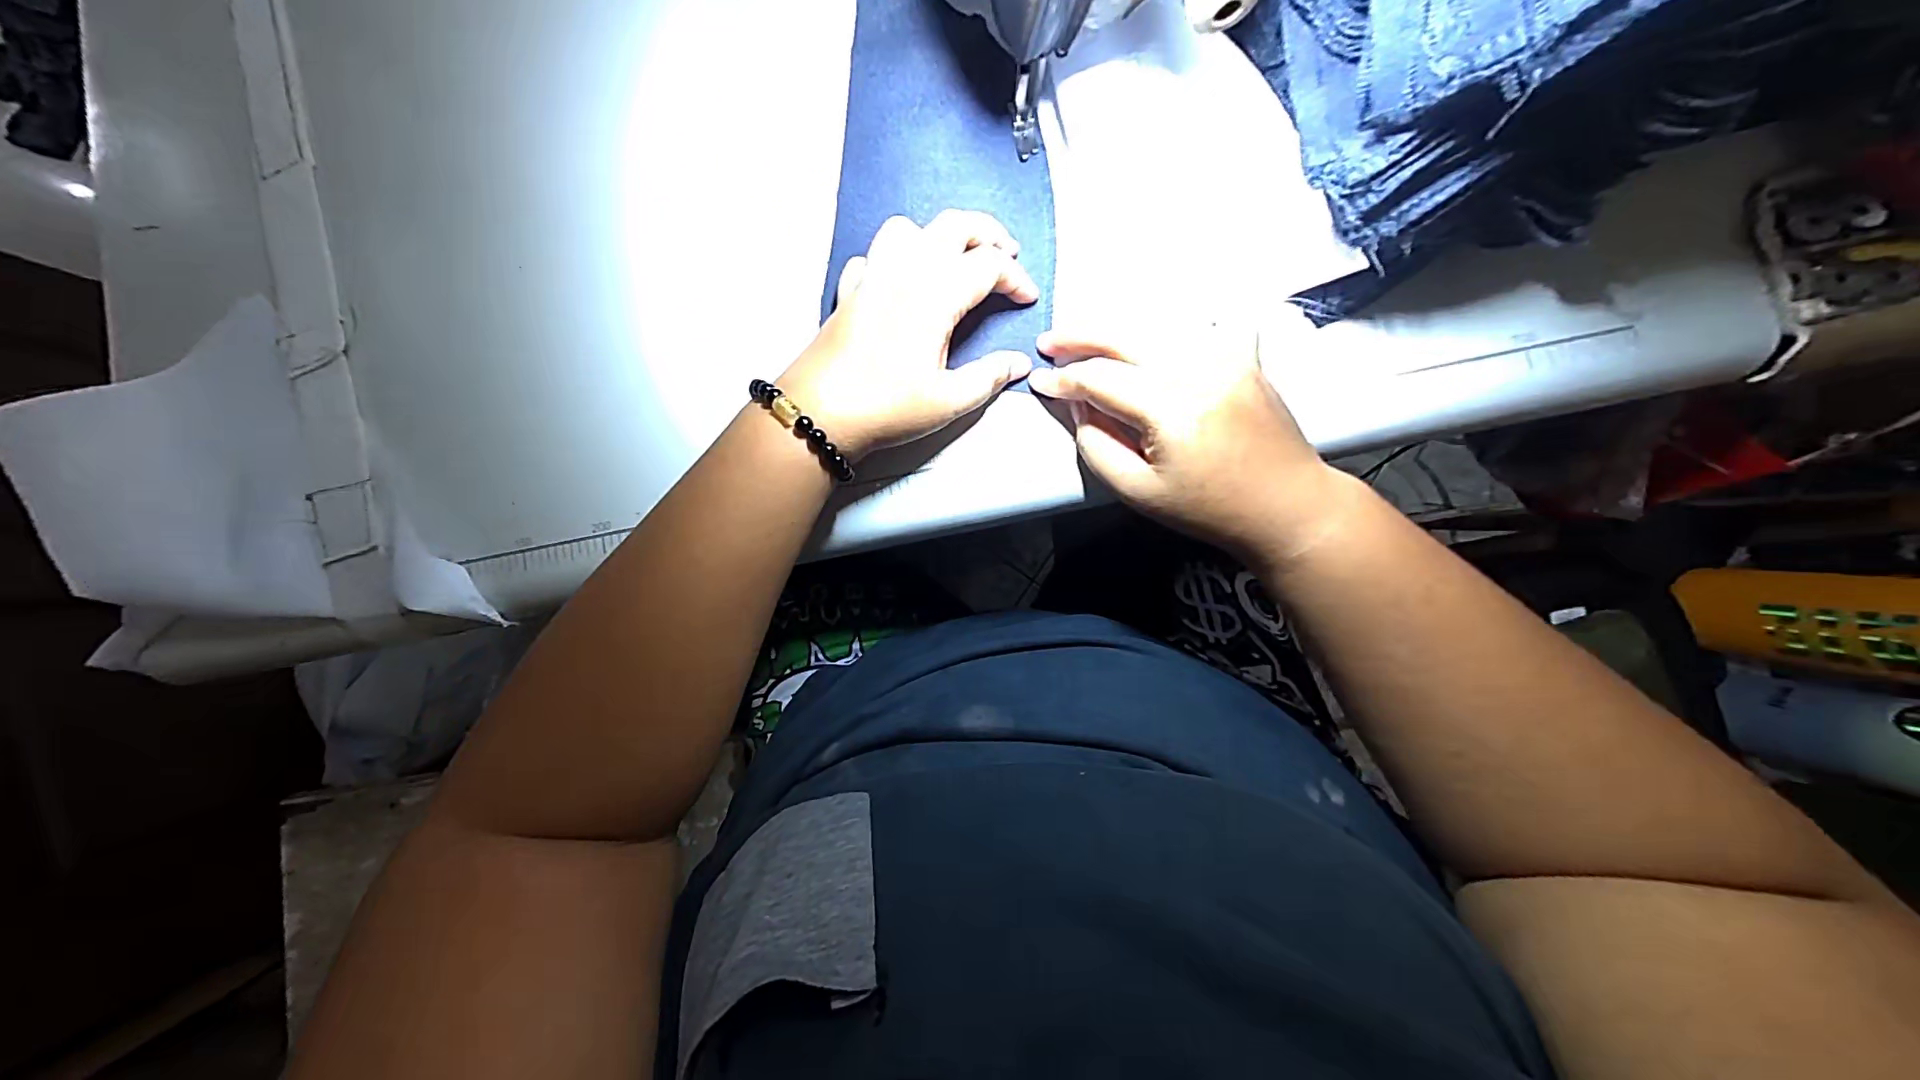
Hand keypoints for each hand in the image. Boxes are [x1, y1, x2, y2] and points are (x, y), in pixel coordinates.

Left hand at [774, 210, 1039, 459]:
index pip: (988, 265)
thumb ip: (989, 376)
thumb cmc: (883, 407)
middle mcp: (905, 272)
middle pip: (954, 225)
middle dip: (987, 234)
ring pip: (909, 228)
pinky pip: (874, 256)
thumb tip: (1016, 364)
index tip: (1026, 298)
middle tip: (1006, 254)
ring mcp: (873, 277)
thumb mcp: (949, 400)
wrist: (819, 414)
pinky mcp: (850, 292)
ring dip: (939, 234)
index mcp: (936, 293)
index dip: (1015, 278)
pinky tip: (901, 281)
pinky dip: (894, 258)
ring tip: (955, 258)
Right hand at [1027, 325, 1356, 568]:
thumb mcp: (1137, 492)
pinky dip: (1159, 326)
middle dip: (1080, 336)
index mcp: (1173, 410)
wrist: (1286, 505)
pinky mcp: (1241, 356)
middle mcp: (1202, 372)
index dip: (1064, 380)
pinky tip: (1141, 335)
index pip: (1100, 378)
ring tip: (1086, 338)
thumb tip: (1079, 405)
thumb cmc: (1215, 508)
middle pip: (1125, 335)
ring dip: (1115, 327)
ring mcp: (1227, 358)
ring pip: (1155, 323)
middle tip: (1052, 343)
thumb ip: (1095, 444)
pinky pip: (1192, 325)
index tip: (1042, 382)